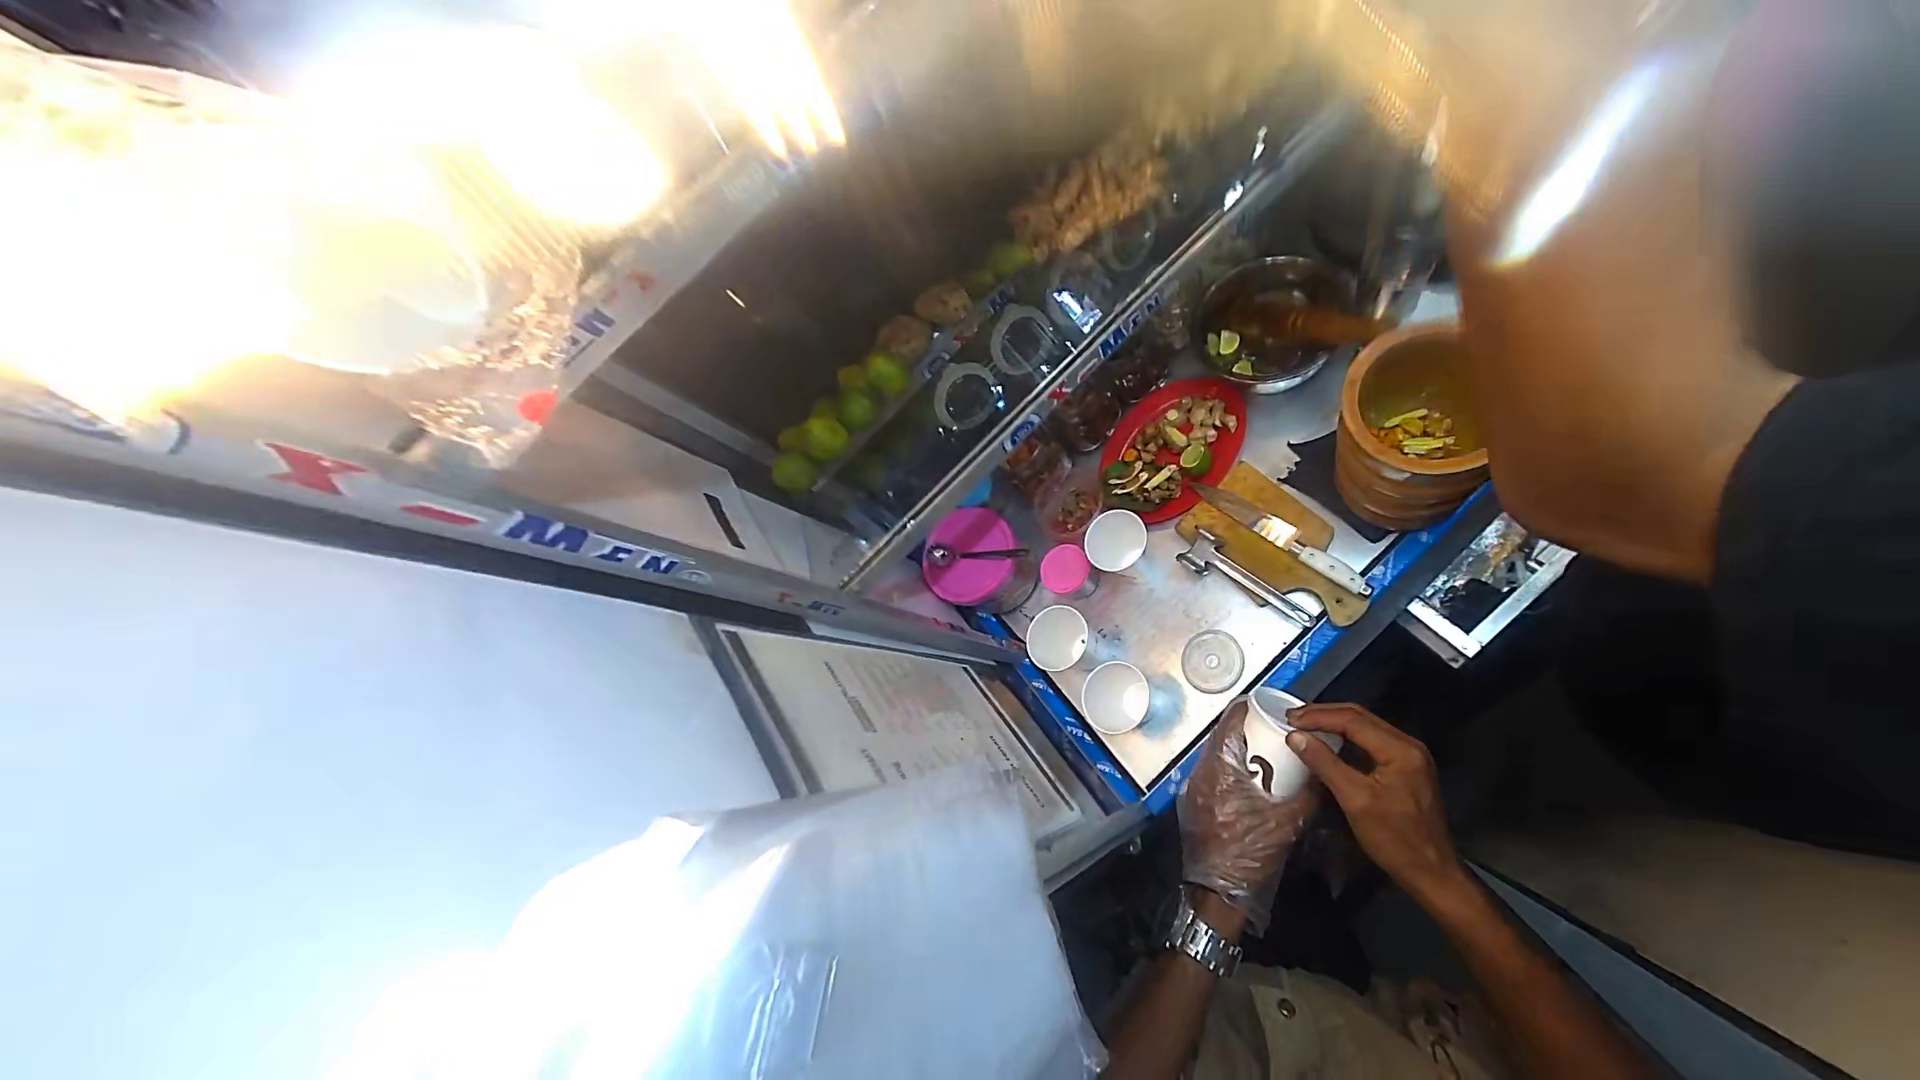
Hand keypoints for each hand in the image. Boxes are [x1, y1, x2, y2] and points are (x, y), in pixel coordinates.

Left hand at [1178, 701, 1319, 912]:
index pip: (1228, 725)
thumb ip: (1306, 794)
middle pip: (1219, 737)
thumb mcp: (1287, 823)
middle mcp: (1199, 772)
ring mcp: (1191, 787)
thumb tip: (1322, 772)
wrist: (1216, 890)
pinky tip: (1245, 774)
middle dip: (1242, 728)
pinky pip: (1208, 772)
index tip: (1263, 703)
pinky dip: (1226, 766)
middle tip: (1268, 724)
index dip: (1245, 709)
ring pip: (1212, 755)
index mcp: (1219, 769)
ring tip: (1260, 746)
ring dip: (1234, 748)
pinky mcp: (1191, 801)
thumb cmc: (1251, 853)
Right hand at [1283, 704, 1467, 907]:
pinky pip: (1370, 739)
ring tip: (1304, 726)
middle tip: (1292, 718)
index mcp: (1400, 750)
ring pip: (1364, 725)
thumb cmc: (1395, 839)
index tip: (1288, 720)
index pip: (1352, 719)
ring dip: (1333, 722)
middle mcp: (1408, 745)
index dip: (1317, 716)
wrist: (1432, 873)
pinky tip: (1327, 741)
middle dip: (1323, 714)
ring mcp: (1409, 755)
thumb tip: (1295, 736)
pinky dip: (1345, 736)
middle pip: (1359, 716)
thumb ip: (1325, 763)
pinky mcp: (1405, 766)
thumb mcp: (1355, 800)